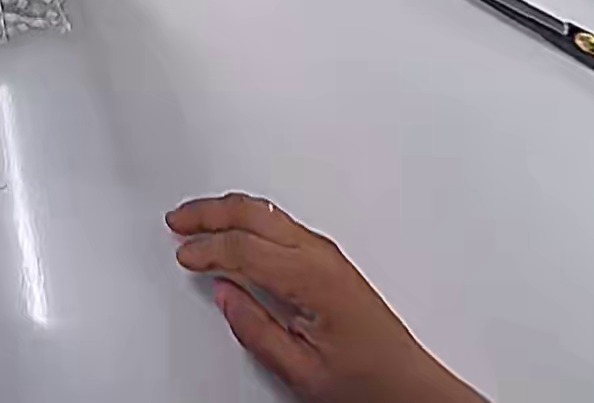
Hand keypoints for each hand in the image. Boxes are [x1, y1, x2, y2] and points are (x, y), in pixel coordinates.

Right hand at [168, 193, 486, 402]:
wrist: (415, 391)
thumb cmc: (372, 385)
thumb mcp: (305, 373)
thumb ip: (257, 330)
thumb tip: (223, 294)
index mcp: (312, 276)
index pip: (244, 247)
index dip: (207, 248)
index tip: (185, 254)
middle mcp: (317, 252)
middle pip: (250, 212)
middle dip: (207, 211)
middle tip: (178, 219)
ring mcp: (322, 249)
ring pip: (262, 208)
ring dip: (224, 208)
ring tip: (195, 217)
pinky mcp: (323, 253)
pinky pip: (274, 217)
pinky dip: (243, 214)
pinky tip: (230, 223)